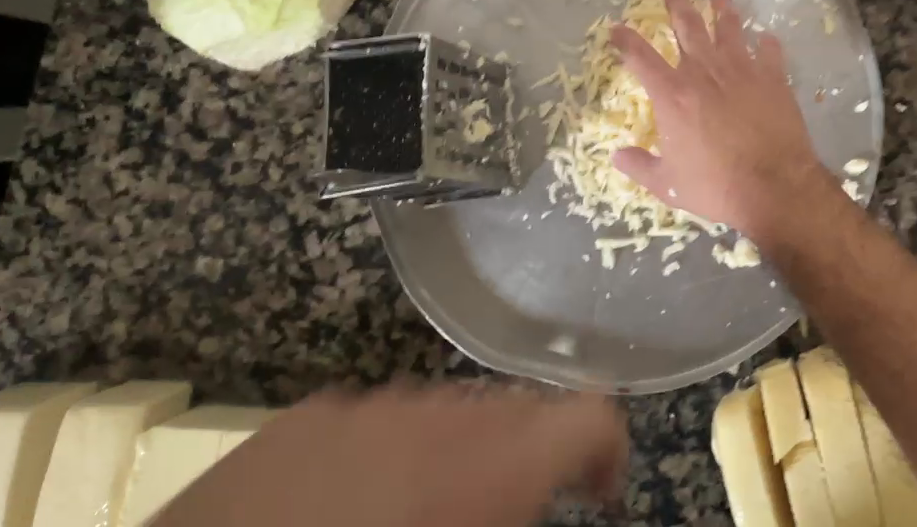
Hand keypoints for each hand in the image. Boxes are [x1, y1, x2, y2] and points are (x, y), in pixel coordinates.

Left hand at [153, 385, 626, 526]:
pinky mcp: (307, 413)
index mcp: (488, 464)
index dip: (609, 448)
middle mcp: (440, 415)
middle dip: (530, 455)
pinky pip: (380, 415)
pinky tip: (350, 502)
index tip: (598, 496)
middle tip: (507, 510)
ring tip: (425, 509)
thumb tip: (534, 491)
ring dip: (460, 450)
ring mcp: (370, 405)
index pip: (589, 416)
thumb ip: (514, 503)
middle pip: (520, 409)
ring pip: (451, 409)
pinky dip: (393, 448)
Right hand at [609, 0, 830, 240]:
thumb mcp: (667, 185)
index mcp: (672, 95)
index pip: (640, 57)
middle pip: (686, 27)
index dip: (625, 40)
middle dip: (676, 4)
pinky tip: (765, 36)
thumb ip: (639, 166)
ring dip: (721, 9)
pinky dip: (766, 42)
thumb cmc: (715, 187)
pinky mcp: (773, 77)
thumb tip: (616, 156)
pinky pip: (769, 51)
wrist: (774, 185)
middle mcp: (704, 72)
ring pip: (728, 28)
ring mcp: (742, 70)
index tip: (616, 28)